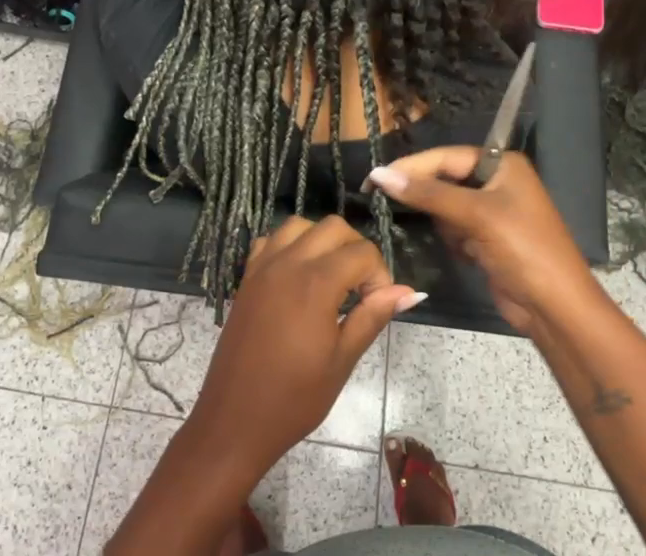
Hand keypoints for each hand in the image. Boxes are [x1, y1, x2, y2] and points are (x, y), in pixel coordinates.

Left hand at [183, 216, 421, 473]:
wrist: (235, 419)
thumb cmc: (294, 398)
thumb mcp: (342, 360)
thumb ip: (373, 316)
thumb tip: (410, 292)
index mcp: (315, 283)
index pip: (362, 252)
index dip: (380, 275)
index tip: (377, 305)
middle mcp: (287, 263)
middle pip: (333, 227)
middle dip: (356, 249)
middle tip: (361, 289)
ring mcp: (262, 268)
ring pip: (299, 226)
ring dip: (322, 242)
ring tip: (332, 279)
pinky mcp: (246, 279)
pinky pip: (270, 241)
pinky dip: (290, 247)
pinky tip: (299, 279)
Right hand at [367, 149, 601, 332]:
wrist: (555, 307)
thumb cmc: (522, 250)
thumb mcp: (476, 215)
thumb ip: (428, 193)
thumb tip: (379, 174)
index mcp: (502, 164)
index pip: (445, 157)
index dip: (410, 167)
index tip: (373, 178)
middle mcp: (498, 182)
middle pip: (444, 179)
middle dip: (426, 196)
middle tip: (385, 203)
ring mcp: (493, 211)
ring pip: (445, 206)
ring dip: (441, 222)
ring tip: (451, 237)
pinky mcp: (486, 238)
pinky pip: (454, 228)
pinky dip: (451, 239)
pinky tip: (463, 253)